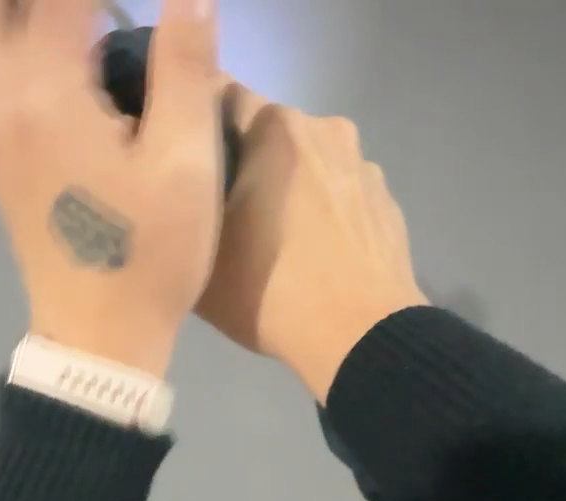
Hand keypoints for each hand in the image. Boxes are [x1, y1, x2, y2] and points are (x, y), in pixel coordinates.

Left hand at [0, 0, 224, 377]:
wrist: (99, 340)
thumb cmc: (148, 259)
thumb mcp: (186, 166)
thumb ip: (186, 68)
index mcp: (46, 92)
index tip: (134, 9)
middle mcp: (0, 101)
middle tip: (95, 10)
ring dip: (4, 11)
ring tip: (65, 22)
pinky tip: (46, 59)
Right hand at [197, 85, 428, 399]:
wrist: (359, 337)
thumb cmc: (269, 293)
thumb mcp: (199, 262)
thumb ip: (182, 215)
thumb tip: (178, 202)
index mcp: (273, 128)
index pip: (218, 98)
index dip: (194, 131)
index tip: (184, 170)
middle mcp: (324, 129)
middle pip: (268, 135)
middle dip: (246, 166)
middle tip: (229, 219)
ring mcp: (363, 166)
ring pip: (309, 167)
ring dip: (289, 193)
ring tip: (277, 247)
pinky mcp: (387, 204)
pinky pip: (342, 199)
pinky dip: (326, 218)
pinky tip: (317, 261)